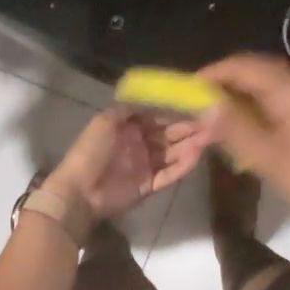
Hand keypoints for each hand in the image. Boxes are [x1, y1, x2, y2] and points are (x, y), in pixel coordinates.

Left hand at [43, 109, 209, 219]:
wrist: (79, 190)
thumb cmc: (91, 152)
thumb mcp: (104, 122)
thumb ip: (127, 110)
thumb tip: (148, 99)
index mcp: (128, 129)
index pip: (157, 119)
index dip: (175, 114)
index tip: (195, 108)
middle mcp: (139, 146)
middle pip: (168, 136)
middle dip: (188, 130)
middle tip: (211, 124)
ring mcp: (145, 166)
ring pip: (172, 155)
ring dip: (189, 146)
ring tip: (209, 138)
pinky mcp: (149, 186)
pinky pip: (169, 175)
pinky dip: (183, 166)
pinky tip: (196, 156)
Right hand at [198, 53, 289, 223]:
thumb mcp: (268, 157)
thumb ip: (233, 127)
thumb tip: (203, 105)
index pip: (242, 65)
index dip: (211, 74)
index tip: (186, 90)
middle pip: (257, 70)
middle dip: (225, 85)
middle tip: (199, 106)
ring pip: (272, 83)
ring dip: (244, 96)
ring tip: (220, 119)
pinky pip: (286, 96)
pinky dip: (262, 105)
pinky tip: (252, 128)